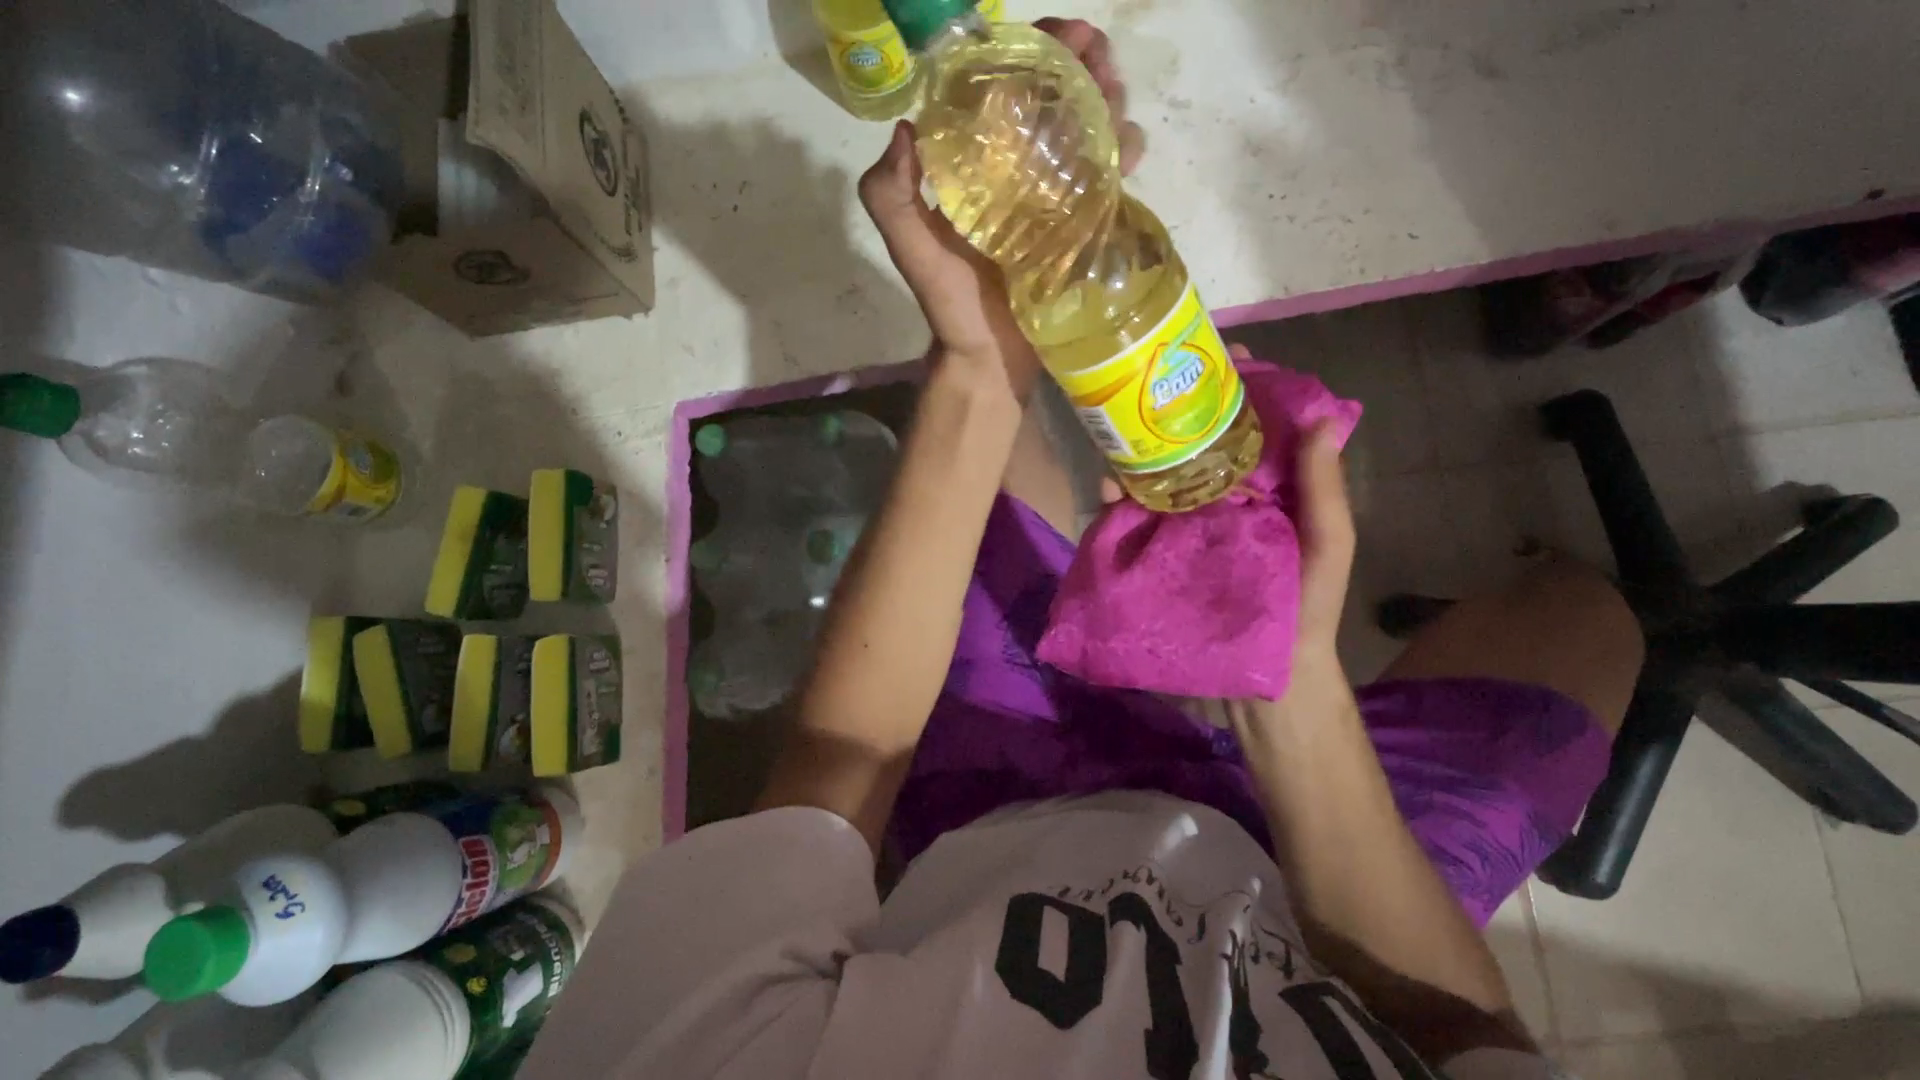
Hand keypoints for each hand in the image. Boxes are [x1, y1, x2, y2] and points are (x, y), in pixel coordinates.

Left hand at [857, 18, 1144, 393]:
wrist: (989, 359)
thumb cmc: (951, 306)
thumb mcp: (911, 249)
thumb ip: (891, 196)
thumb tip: (905, 130)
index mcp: (976, 167)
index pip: (1004, 93)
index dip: (1029, 56)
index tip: (1054, 36)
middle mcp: (1017, 174)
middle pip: (1055, 102)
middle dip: (1078, 67)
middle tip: (1095, 54)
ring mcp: (1055, 198)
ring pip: (1088, 131)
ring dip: (1106, 100)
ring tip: (1113, 89)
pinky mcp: (1083, 226)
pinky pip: (1109, 179)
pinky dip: (1123, 153)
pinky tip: (1128, 144)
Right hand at [1100, 344, 1354, 678]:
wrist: (1270, 685)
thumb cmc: (1308, 611)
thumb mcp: (1328, 547)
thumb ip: (1324, 489)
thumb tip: (1323, 416)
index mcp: (1265, 490)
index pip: (1250, 427)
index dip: (1235, 390)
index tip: (1217, 358)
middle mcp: (1222, 500)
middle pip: (1194, 445)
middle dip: (1170, 418)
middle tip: (1147, 395)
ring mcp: (1186, 529)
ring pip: (1157, 479)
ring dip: (1136, 460)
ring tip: (1118, 450)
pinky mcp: (1158, 559)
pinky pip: (1134, 524)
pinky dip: (1117, 506)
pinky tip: (1106, 495)